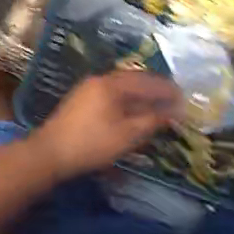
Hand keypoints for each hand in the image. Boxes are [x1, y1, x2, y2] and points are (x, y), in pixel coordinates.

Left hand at [31, 71, 181, 179]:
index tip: (185, 99)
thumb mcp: (127, 135)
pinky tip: (133, 111)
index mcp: (112, 84)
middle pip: (134, 79)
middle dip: (155, 89)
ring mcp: (88, 89)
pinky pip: (112, 93)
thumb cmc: (91, 144)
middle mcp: (100, 80)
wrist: (49, 153)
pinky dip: (127, 99)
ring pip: (122, 86)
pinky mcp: (81, 100)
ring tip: (157, 106)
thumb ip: (152, 121)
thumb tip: (173, 112)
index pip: (147, 81)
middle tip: (174, 100)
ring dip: (141, 95)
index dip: (168, 90)